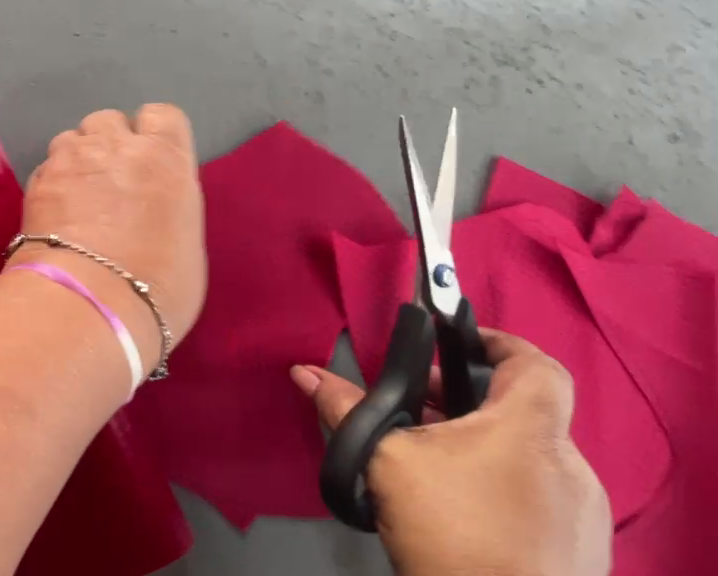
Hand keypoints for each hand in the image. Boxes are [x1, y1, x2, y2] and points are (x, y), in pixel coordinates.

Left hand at [14, 105, 206, 363]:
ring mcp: (68, 158)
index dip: (154, 134)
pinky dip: (52, 182)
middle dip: (109, 142)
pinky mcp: (34, 178)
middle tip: (112, 181)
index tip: (151, 160)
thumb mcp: (187, 237)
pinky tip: (57, 213)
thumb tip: (149, 199)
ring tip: (80, 197)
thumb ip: (167, 199)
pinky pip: (46, 167)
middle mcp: (114, 145)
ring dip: (76, 158)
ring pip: (70, 138)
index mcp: (164, 156)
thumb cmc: (159, 283)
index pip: (161, 115)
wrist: (89, 299)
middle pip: (108, 120)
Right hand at [293, 329, 611, 575]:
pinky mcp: (578, 546)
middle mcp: (567, 464)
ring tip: (425, 457)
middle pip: (519, 410)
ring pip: (524, 453)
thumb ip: (348, 409)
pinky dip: (495, 479)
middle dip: (463, 399)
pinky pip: (535, 492)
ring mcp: (580, 510)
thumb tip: (305, 373)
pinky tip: (454, 501)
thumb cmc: (450, 527)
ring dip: (476, 442)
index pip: (536, 365)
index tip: (457, 339)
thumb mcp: (385, 460)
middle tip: (414, 406)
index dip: (499, 342)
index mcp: (527, 431)